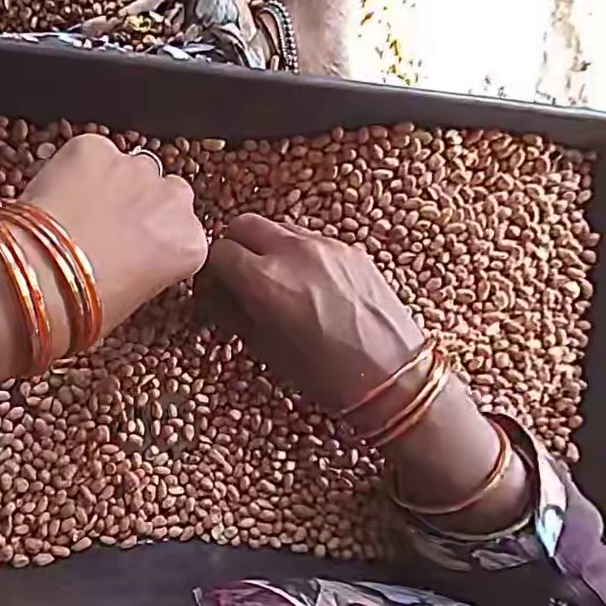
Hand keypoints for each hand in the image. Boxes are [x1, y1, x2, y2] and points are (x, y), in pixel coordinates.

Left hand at [17, 133, 207, 346]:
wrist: (41, 281)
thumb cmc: (84, 308)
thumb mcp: (133, 298)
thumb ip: (146, 267)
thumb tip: (128, 259)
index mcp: (190, 244)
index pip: (185, 230)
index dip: (156, 237)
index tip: (137, 247)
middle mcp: (173, 200)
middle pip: (167, 190)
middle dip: (144, 203)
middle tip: (110, 226)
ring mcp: (135, 167)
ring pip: (130, 166)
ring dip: (112, 182)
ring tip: (78, 210)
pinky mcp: (94, 147)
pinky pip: (90, 151)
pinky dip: (75, 167)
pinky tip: (57, 194)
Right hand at [203, 214, 531, 530]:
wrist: (397, 379)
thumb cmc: (328, 376)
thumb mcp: (268, 350)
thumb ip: (234, 314)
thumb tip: (213, 296)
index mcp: (268, 281)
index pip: (218, 252)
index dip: (209, 272)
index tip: (211, 289)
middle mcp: (295, 252)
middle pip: (244, 225)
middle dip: (232, 248)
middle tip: (234, 278)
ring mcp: (327, 246)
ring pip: (278, 228)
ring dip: (263, 248)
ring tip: (270, 282)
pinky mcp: (351, 249)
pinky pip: (309, 240)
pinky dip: (294, 254)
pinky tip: (304, 286)